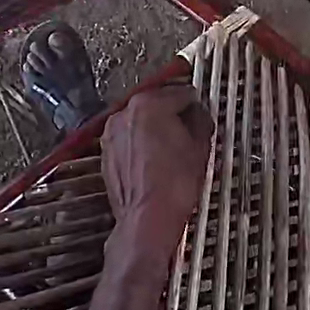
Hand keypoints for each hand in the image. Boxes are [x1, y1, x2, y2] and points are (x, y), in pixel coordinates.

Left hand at [100, 84, 212, 274]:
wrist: (148, 218)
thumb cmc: (172, 186)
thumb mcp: (199, 146)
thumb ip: (200, 119)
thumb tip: (199, 113)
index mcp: (149, 105)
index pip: (180, 92)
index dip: (196, 103)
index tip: (202, 110)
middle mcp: (125, 114)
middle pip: (156, 103)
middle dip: (173, 114)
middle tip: (191, 129)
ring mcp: (113, 133)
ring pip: (141, 121)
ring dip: (156, 128)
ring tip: (174, 147)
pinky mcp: (108, 152)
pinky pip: (129, 139)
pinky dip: (142, 144)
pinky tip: (157, 160)